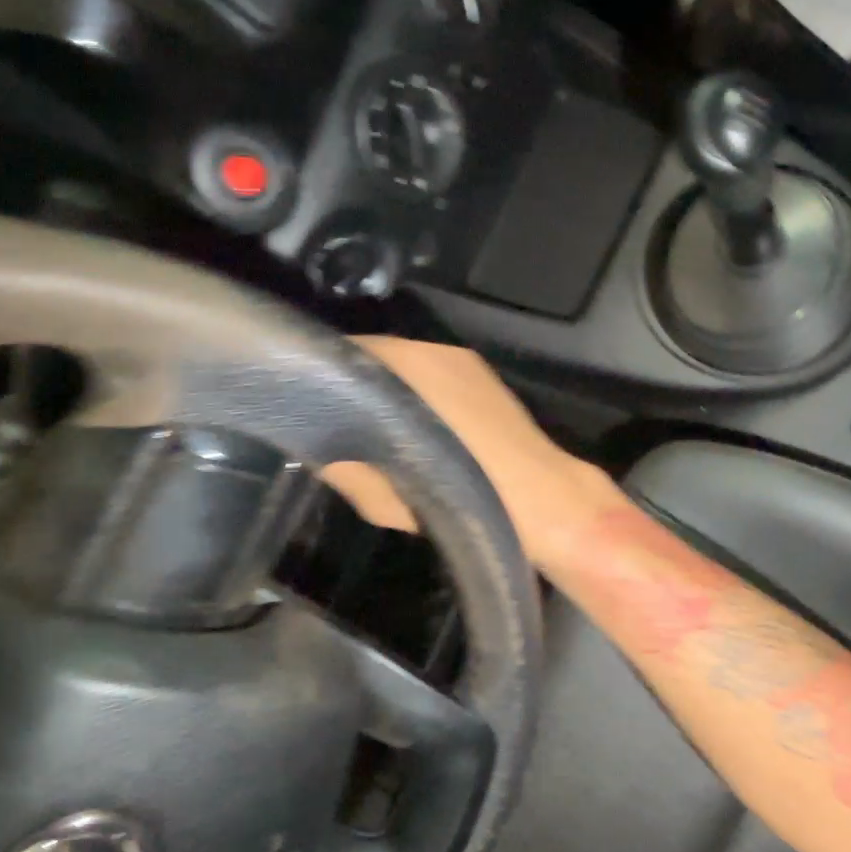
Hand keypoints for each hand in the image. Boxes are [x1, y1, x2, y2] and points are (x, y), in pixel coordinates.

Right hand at [323, 337, 618, 567]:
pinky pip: (436, 378)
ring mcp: (464, 361)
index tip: (305, 407)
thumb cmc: (463, 498)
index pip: (341, 356)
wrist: (545, 501)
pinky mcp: (487, 378)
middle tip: (337, 423)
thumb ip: (343, 466)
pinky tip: (418, 430)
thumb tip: (320, 450)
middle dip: (356, 386)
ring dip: (390, 392)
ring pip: (407, 368)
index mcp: (403, 365)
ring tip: (376, 430)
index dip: (319, 381)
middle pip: (375, 359)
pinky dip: (420, 397)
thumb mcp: (383, 499)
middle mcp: (432, 350)